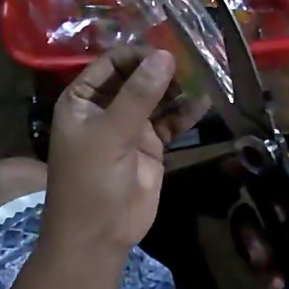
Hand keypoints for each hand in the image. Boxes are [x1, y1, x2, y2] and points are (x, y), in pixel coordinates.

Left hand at [44, 47, 207, 256]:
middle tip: (194, 60)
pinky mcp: (150, 145)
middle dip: (163, 69)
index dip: (139, 55)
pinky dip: (186, 112)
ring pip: (157, 97)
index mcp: (82, 99)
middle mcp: (105, 107)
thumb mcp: (111, 133)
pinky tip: (205, 101)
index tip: (169, 51)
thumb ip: (139, 95)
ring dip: (178, 88)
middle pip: (137, 77)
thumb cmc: (91, 181)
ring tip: (204, 77)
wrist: (98, 236)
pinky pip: (170, 121)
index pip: (112, 63)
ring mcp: (129, 126)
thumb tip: (165, 55)